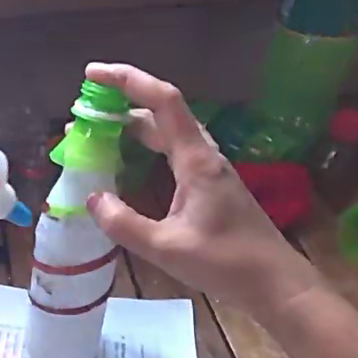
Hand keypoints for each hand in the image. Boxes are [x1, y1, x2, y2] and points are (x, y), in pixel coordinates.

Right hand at [81, 62, 325, 319]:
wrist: (275, 284)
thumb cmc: (226, 263)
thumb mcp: (165, 247)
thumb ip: (123, 223)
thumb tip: (91, 199)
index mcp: (197, 162)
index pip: (163, 102)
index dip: (128, 81)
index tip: (92, 74)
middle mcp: (203, 157)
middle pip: (161, 113)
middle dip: (121, 102)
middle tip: (83, 110)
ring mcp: (206, 171)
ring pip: (165, 133)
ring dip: (130, 126)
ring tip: (95, 132)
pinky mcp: (206, 186)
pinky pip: (169, 154)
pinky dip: (142, 149)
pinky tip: (123, 163)